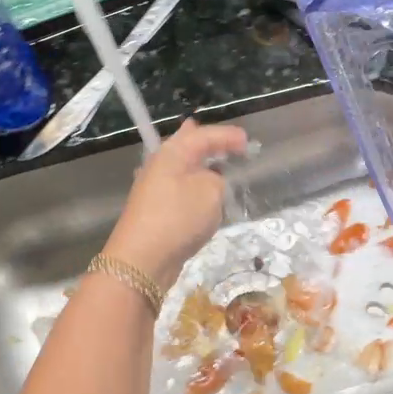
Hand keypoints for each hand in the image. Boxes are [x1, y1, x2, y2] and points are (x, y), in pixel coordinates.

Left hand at [103, 118, 248, 279]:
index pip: (203, 136)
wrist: (144, 257)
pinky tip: (203, 189)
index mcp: (173, 154)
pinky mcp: (158, 209)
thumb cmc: (179, 218)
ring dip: (201, 163)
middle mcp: (161, 165)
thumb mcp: (211, 192)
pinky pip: (181, 186)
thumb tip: (211, 179)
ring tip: (216, 160)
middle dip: (207, 142)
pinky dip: (195, 183)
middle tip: (226, 140)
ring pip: (183, 166)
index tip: (248, 141)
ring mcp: (156, 187)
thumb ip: (218, 179)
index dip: (227, 136)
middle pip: (186, 145)